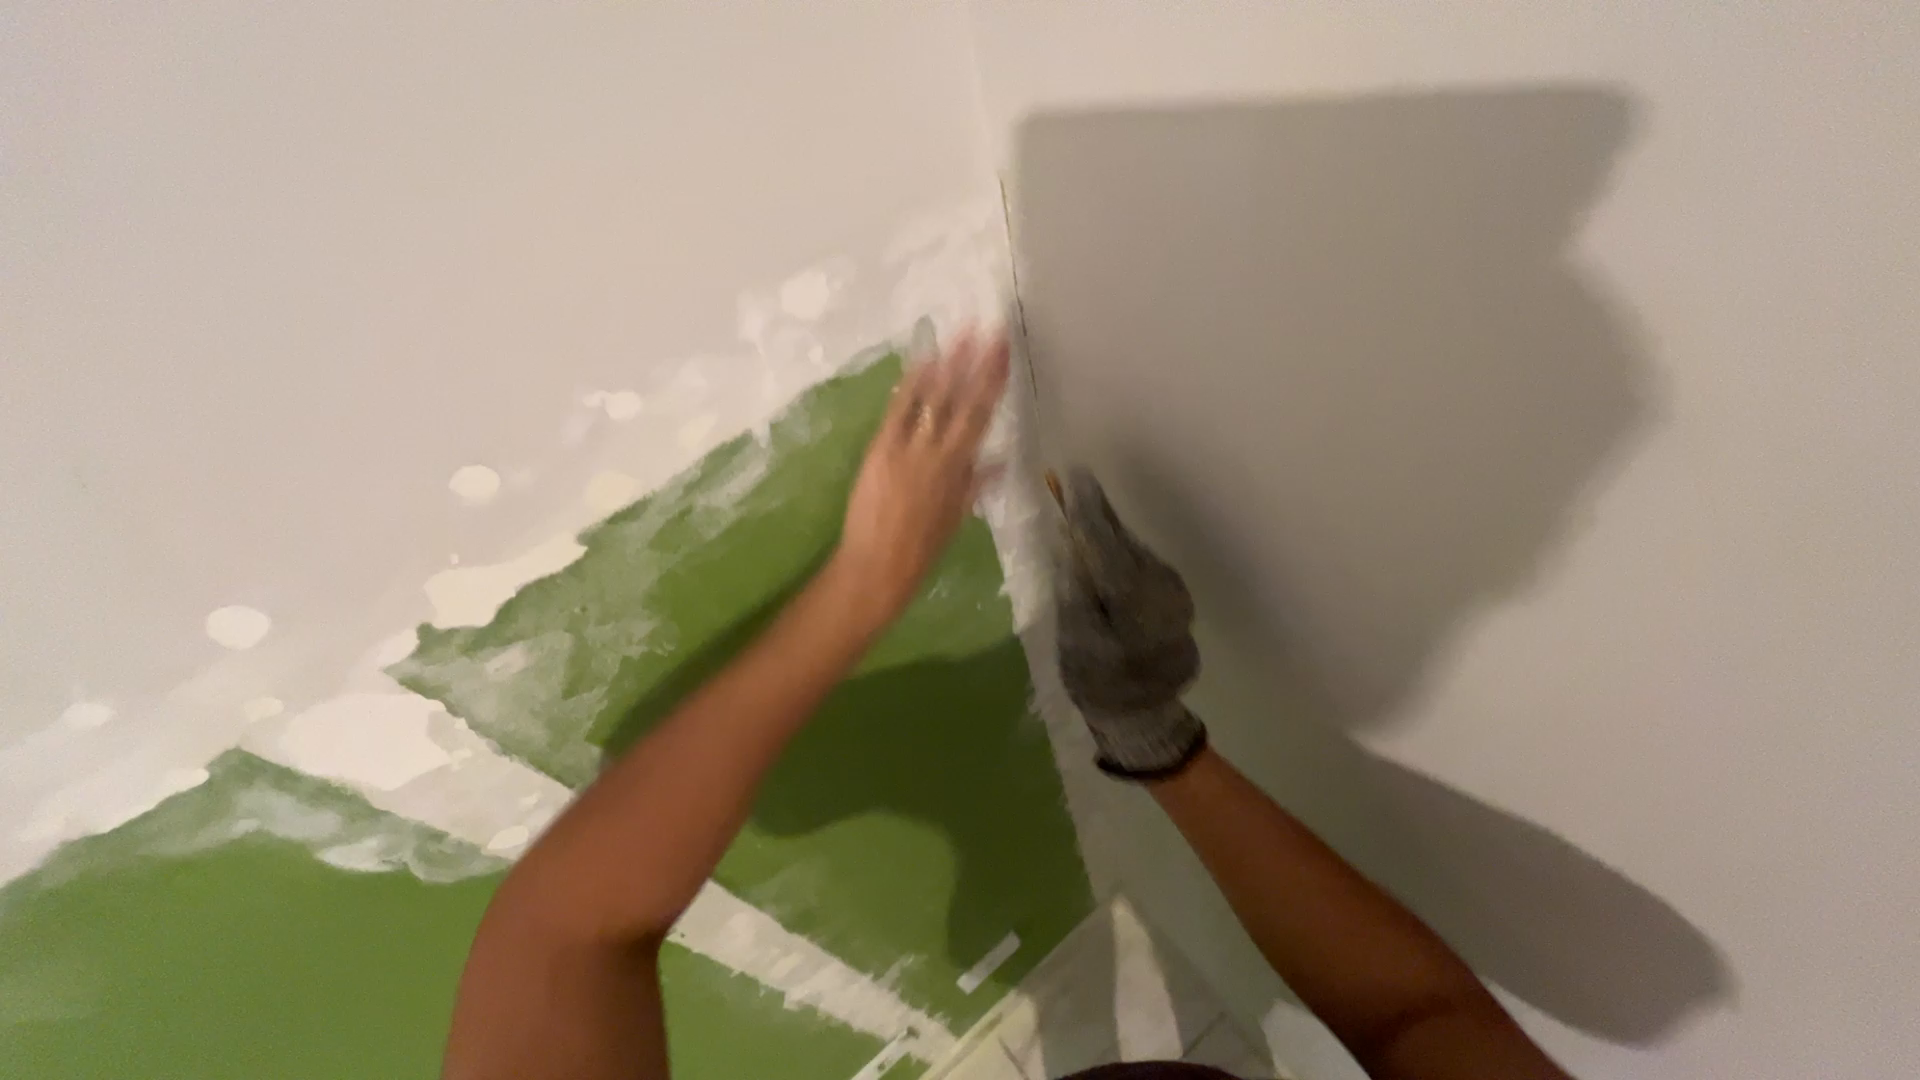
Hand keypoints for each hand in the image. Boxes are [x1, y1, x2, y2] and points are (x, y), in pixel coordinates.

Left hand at [831, 330, 1011, 628]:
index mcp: (961, 471)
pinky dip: (911, 385)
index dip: (995, 383)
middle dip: (978, 363)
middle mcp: (939, 454)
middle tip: (991, 327)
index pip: (983, 418)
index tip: (1004, 353)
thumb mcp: (956, 518)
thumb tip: (997, 461)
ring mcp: (909, 450)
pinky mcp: (880, 451)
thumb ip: (975, 485)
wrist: (878, 567)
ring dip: (948, 364)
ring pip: (934, 401)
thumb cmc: (920, 550)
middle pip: (963, 401)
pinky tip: (922, 359)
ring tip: (961, 331)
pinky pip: (899, 412)